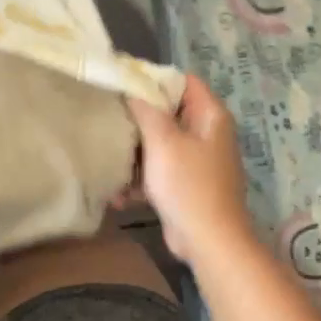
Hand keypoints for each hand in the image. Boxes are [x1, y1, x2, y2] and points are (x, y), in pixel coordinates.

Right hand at [128, 75, 250, 261]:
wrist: (208, 239)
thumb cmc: (187, 185)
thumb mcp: (163, 142)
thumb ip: (147, 111)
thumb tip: (133, 89)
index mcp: (210, 117)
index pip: (183, 82)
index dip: (154, 81)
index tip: (122, 88)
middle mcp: (207, 135)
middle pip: (169, 115)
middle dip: (139, 122)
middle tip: (110, 124)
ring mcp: (198, 162)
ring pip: (160, 146)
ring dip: (135, 156)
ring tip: (110, 163)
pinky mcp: (186, 186)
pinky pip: (160, 173)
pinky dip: (141, 181)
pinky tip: (119, 196)